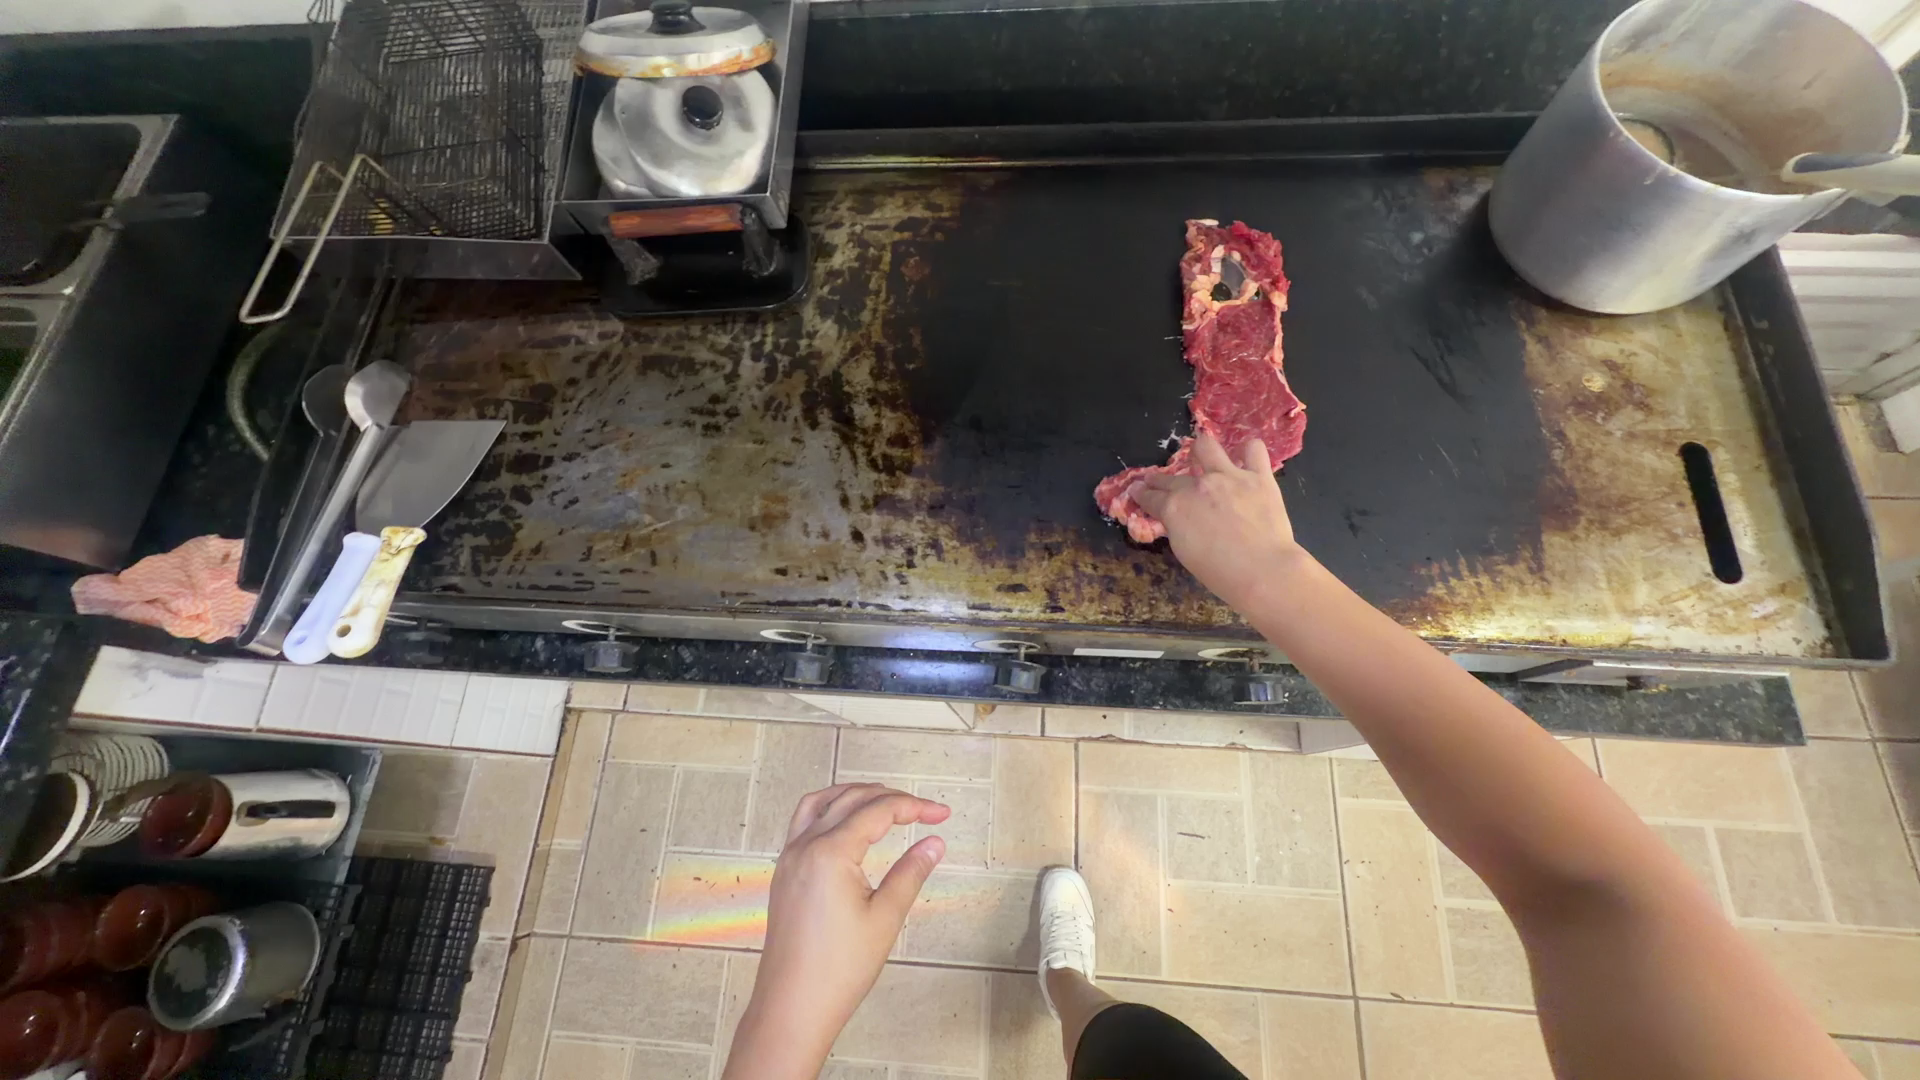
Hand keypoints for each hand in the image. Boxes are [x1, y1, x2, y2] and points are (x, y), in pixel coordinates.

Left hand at [722, 784, 948, 1079]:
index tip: (942, 814)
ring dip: (857, 794)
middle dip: (891, 797)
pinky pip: (804, 819)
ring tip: (888, 803)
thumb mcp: (885, 918)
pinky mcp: (784, 871)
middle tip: (923, 811)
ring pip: (824, 801)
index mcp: (831, 852)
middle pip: (852, 799)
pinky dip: (830, 807)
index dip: (914, 807)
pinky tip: (847, 821)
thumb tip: (934, 842)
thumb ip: (910, 872)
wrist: (792, 1009)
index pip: (879, 811)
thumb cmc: (840, 969)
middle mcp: (805, 845)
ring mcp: (790, 856)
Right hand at [1129, 432, 1307, 607]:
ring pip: (1206, 447)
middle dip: (1159, 480)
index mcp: (1174, 507)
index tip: (1137, 491)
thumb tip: (1178, 517)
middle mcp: (1197, 486)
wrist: (1261, 570)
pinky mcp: (1259, 477)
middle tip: (1156, 481)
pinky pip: (1254, 450)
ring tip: (1203, 459)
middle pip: (1171, 477)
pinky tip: (1246, 460)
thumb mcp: (1184, 551)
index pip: (1150, 498)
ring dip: (1201, 452)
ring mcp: (1228, 476)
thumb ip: (1177, 526)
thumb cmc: (1219, 572)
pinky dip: (1249, 453)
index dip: (1141, 495)